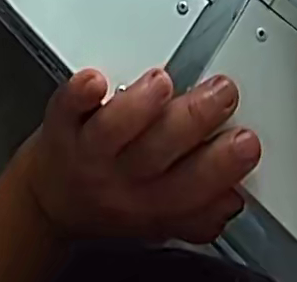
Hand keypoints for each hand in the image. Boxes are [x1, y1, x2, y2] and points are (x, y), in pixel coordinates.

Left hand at [19, 68, 260, 243]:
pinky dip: (79, 93)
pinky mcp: (60, 121)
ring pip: (115, 129)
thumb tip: (234, 196)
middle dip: (196, 119)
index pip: (193, 188)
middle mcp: (122, 176)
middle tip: (221, 92)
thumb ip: (197, 208)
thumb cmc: (109, 200)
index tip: (246, 140)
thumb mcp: (157, 217)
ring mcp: (90, 148)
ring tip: (163, 83)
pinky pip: (66, 107)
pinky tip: (95, 80)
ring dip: (140, 106)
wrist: (50, 200)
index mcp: (152, 201)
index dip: (223, 165)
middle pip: (160, 150)